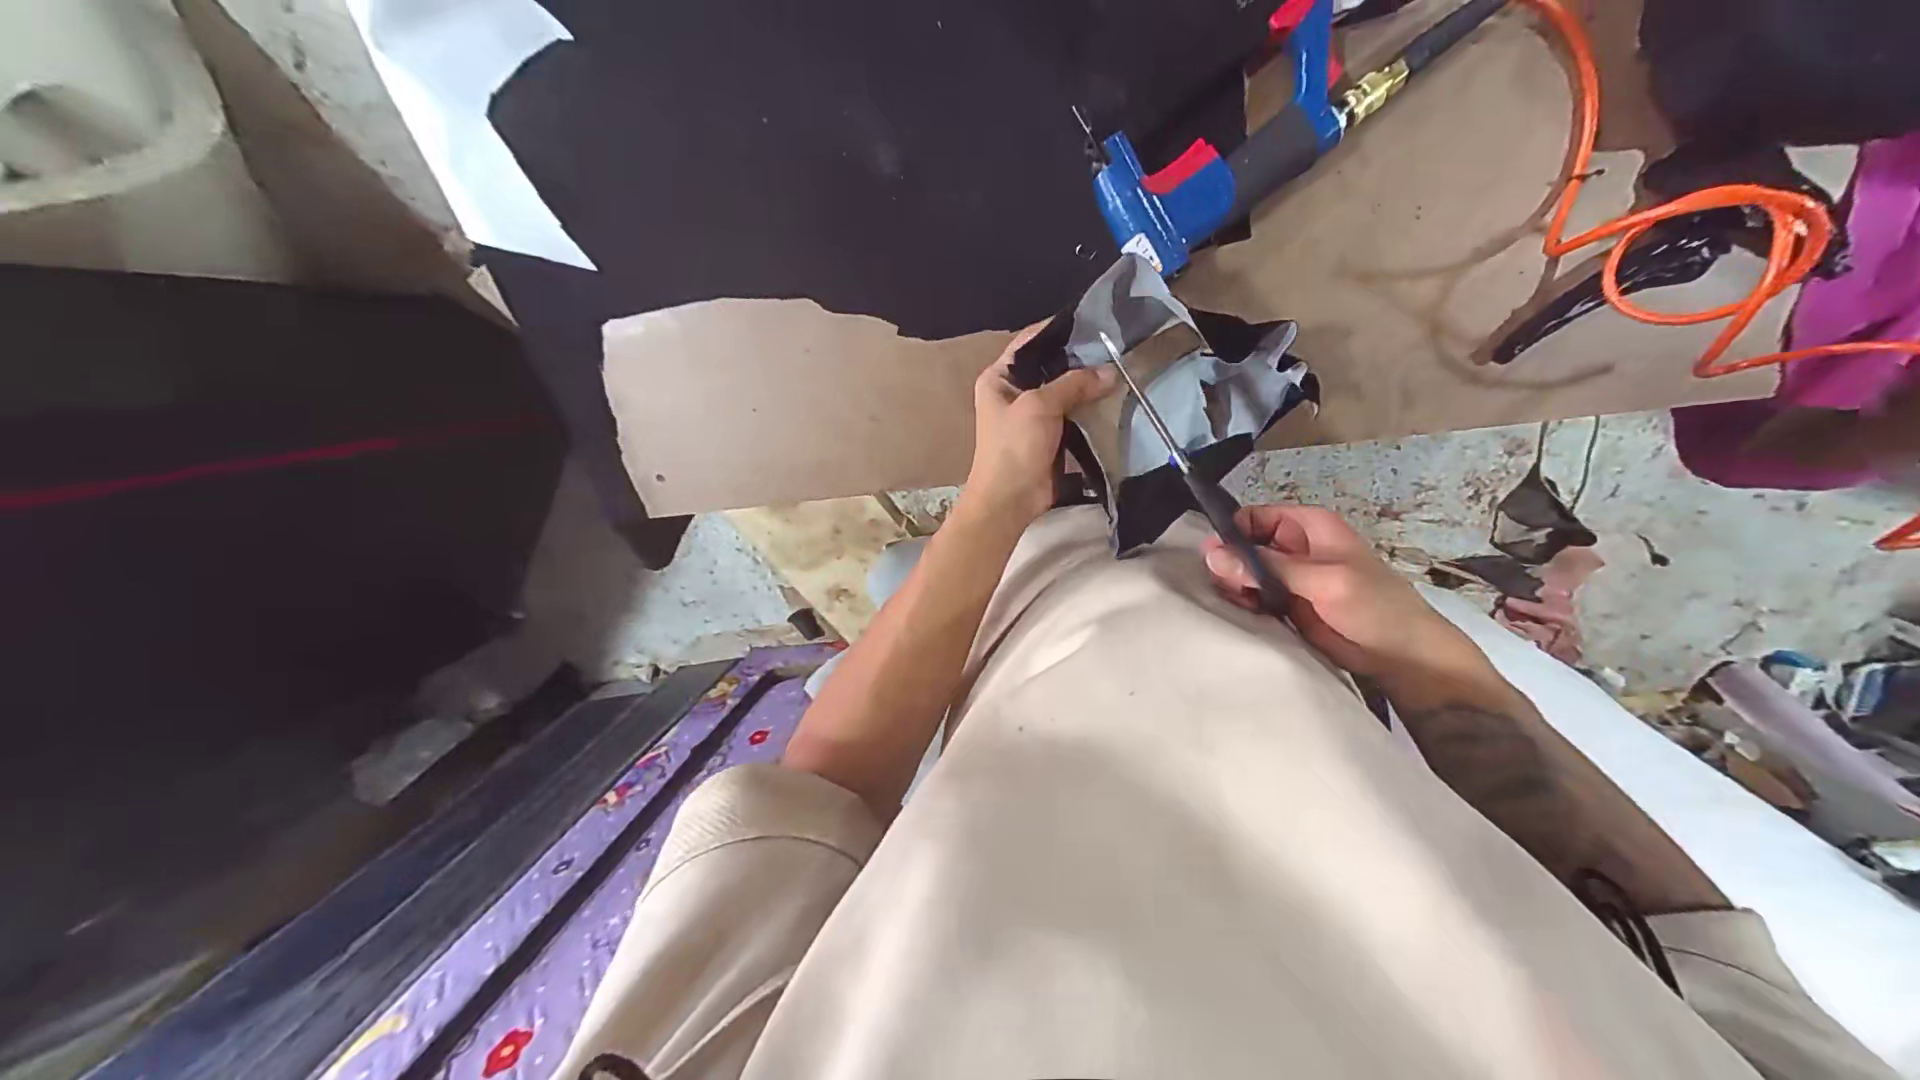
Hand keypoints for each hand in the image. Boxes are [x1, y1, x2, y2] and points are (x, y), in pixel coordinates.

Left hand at [962, 323, 1118, 525]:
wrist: (1010, 500)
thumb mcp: (1039, 406)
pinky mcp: (1051, 437)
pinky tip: (1115, 398)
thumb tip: (1110, 371)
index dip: (1058, 330)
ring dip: (1089, 386)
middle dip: (1081, 360)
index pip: (1030, 343)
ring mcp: (1033, 416)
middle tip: (1116, 345)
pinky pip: (1074, 415)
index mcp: (999, 378)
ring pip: (1066, 392)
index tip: (1093, 320)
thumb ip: (1074, 384)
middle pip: (1051, 367)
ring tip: (1122, 367)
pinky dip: (1091, 409)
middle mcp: (1014, 392)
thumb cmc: (1014, 447)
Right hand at [1202, 504, 1504, 705]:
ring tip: (1239, 601)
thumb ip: (1268, 566)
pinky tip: (1243, 611)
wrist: (1400, 656)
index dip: (1231, 533)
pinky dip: (1241, 602)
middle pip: (1241, 544)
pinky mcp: (1282, 603)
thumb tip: (1213, 554)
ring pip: (1241, 571)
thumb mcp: (1322, 579)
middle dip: (1229, 563)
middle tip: (1230, 586)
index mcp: (1307, 526)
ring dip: (1233, 585)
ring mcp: (1286, 577)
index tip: (1217, 558)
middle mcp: (1292, 547)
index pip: (1252, 517)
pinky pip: (1249, 596)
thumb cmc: (1374, 607)